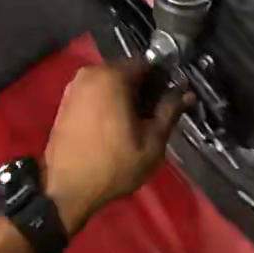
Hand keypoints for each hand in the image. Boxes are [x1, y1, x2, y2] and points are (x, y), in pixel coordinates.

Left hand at [43, 61, 189, 234]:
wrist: (66, 188)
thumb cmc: (113, 165)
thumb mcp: (151, 143)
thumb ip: (170, 112)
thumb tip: (187, 94)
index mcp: (111, 76)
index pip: (146, 65)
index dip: (162, 80)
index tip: (170, 100)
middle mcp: (90, 73)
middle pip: (126, 72)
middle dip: (143, 88)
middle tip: (154, 115)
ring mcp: (75, 85)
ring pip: (109, 82)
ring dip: (124, 96)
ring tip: (135, 124)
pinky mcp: (66, 100)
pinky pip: (94, 92)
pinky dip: (107, 101)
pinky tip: (114, 125)